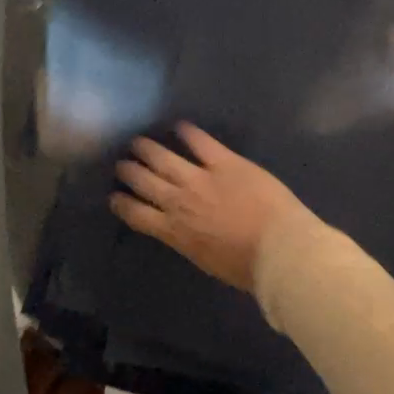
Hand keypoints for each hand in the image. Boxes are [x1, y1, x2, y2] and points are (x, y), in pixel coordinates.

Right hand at [110, 123, 311, 294]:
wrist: (279, 249)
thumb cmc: (247, 267)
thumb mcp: (206, 260)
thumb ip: (190, 241)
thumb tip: (185, 232)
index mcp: (174, 232)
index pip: (136, 215)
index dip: (121, 204)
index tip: (114, 197)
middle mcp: (178, 202)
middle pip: (143, 181)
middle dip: (129, 171)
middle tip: (122, 164)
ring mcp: (200, 178)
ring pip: (162, 158)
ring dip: (147, 149)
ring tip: (137, 142)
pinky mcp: (224, 163)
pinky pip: (200, 142)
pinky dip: (187, 132)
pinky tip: (179, 126)